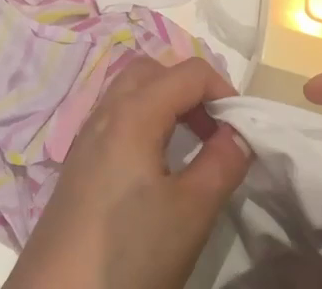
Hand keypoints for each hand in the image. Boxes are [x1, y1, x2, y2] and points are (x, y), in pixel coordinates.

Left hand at [5, 57, 249, 288]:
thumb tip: (239, 132)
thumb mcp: (192, 211)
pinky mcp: (78, 163)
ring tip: (191, 146)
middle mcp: (105, 112)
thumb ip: (222, 163)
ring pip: (130, 92)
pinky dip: (144, 122)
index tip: (243, 128)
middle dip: (190, 88)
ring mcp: (86, 136)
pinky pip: (115, 118)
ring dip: (166, 103)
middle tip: (214, 129)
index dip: (223, 89)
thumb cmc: (131, 250)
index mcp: (133, 112)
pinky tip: (156, 167)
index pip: (188, 72)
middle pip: (153, 71)